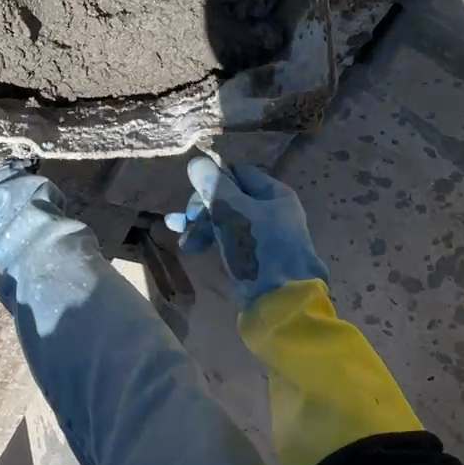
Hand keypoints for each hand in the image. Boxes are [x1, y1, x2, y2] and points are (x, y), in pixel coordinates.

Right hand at [166, 155, 330, 309]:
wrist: (279, 303)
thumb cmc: (257, 248)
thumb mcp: (230, 208)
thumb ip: (211, 182)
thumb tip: (197, 161)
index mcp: (274, 194)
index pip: (237, 172)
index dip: (213, 178)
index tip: (194, 192)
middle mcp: (271, 211)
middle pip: (228, 196)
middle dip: (202, 207)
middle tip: (186, 220)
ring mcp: (263, 235)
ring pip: (224, 218)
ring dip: (201, 225)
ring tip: (184, 239)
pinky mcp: (253, 257)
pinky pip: (227, 238)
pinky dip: (210, 239)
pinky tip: (191, 246)